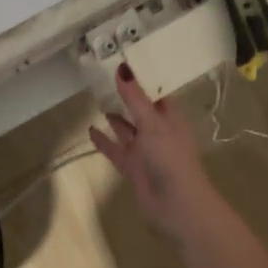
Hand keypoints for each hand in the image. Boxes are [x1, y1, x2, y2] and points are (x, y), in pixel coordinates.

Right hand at [89, 64, 222, 242]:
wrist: (176, 206)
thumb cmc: (170, 158)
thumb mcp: (152, 123)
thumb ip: (134, 98)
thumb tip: (121, 68)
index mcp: (171, 118)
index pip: (156, 93)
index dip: (142, 79)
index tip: (124, 61)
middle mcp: (159, 132)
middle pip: (140, 110)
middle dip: (126, 96)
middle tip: (103, 77)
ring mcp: (145, 152)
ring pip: (127, 130)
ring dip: (115, 117)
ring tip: (97, 99)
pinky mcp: (133, 168)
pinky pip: (116, 150)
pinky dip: (104, 140)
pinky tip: (91, 130)